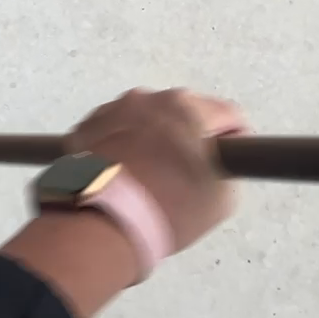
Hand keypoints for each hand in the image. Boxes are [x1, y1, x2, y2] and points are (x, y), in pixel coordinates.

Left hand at [0, 88, 245, 317]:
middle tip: (185, 172)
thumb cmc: (168, 208)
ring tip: (147, 174)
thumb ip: (228, 164)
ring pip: (142, 118)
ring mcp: (110, 108)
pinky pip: (111, 129)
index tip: (226, 161)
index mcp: (186, 108)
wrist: (101, 219)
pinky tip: (120, 172)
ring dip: (150, 137)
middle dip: (188, 135)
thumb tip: (216, 156)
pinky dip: (119, 143)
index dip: (235, 140)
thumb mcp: (222, 197)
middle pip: (182, 111)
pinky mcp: (83, 125)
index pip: (228, 115)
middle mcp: (147, 98)